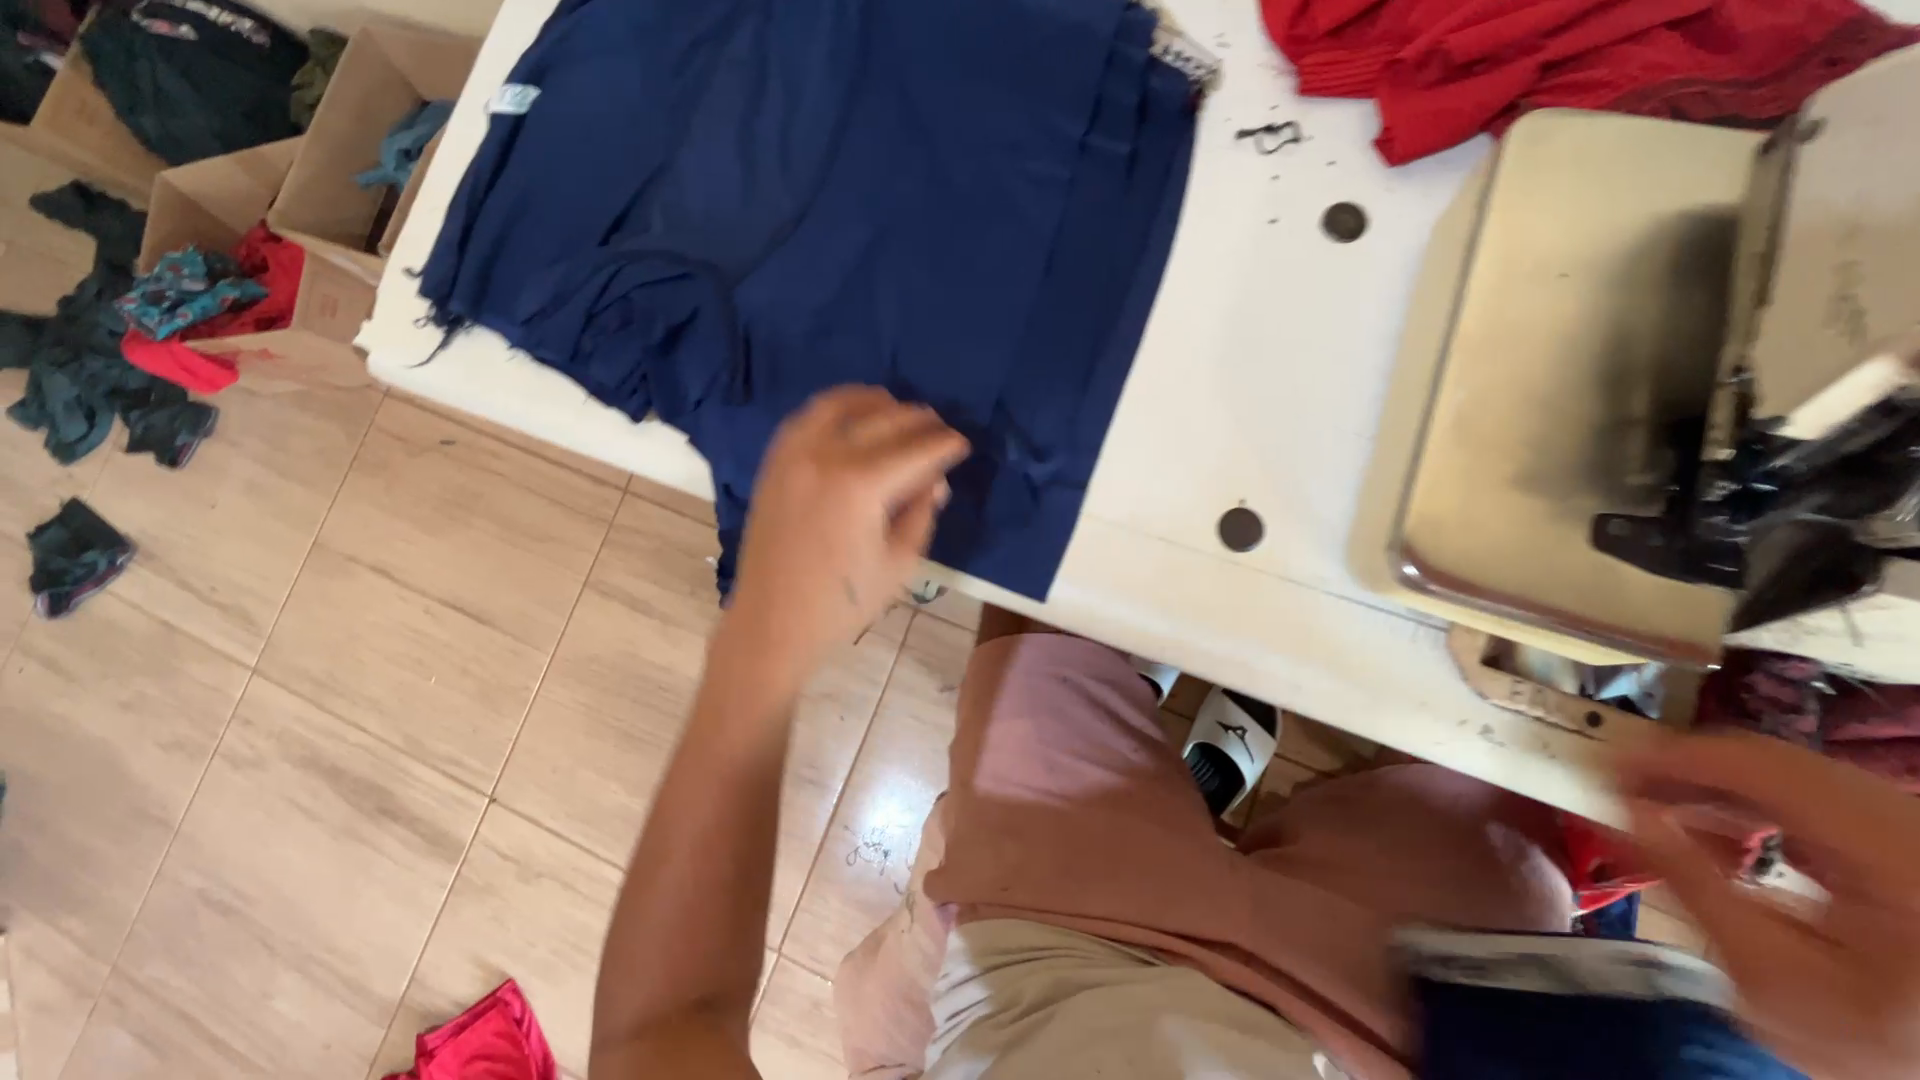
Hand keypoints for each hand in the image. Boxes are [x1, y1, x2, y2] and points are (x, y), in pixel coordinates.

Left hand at [722, 386, 969, 684]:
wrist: (772, 623)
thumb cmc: (842, 605)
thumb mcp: (899, 564)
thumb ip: (920, 513)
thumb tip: (934, 481)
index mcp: (861, 484)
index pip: (915, 450)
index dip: (945, 445)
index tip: (963, 444)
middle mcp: (825, 455)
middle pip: (883, 420)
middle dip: (918, 421)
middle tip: (939, 428)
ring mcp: (793, 455)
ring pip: (839, 405)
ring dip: (874, 401)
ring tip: (897, 407)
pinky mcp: (773, 464)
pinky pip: (805, 418)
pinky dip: (833, 410)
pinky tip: (851, 418)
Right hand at [1617, 733, 1919, 1078]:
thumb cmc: (1866, 1034)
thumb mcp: (1769, 973)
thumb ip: (1693, 885)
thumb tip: (1625, 812)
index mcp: (1891, 853)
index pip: (1762, 765)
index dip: (1675, 757)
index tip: (1606, 767)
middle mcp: (1910, 826)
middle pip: (1778, 765)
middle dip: (1687, 773)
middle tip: (1620, 788)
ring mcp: (1912, 833)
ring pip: (1796, 778)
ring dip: (1716, 791)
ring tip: (1654, 812)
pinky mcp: (1908, 845)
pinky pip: (1821, 802)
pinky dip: (1757, 810)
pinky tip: (1717, 838)